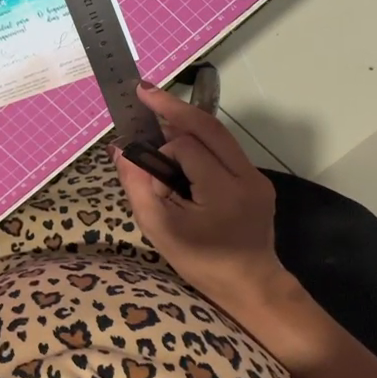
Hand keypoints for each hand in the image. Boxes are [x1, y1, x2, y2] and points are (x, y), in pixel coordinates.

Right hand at [115, 83, 290, 311]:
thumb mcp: (158, 227)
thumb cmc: (201, 262)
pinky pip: (223, 149)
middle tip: (142, 90)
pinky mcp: (256, 181)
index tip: (147, 170)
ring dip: (186, 124)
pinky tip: (179, 146)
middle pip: (209, 126)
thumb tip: (120, 149)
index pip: (187, 147)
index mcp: (224, 191)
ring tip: (156, 114)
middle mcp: (247, 176)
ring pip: (218, 134)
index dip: (162, 152)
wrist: (251, 287)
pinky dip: (198, 141)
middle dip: (173, 106)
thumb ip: (137, 184)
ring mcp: (256, 177)